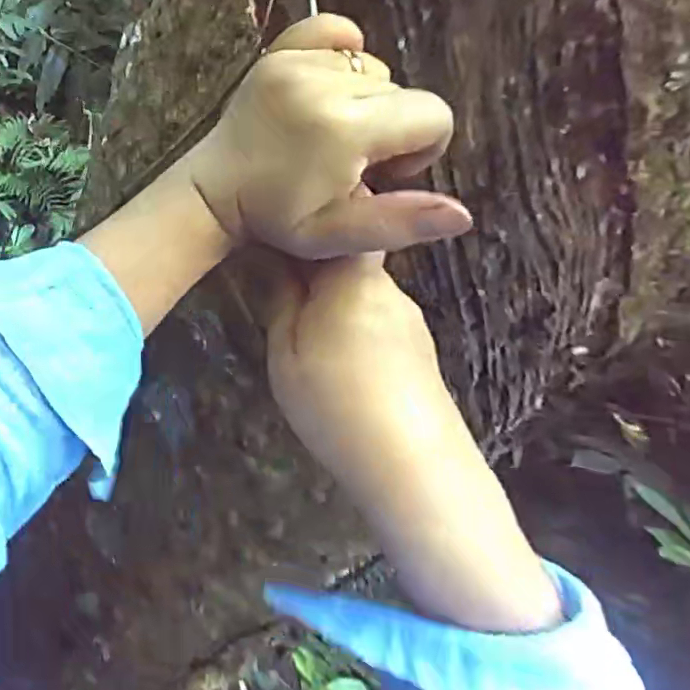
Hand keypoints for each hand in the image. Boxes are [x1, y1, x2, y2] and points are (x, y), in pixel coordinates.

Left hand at [182, 14, 471, 258]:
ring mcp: (295, 62)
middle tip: (350, 159)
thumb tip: (462, 214)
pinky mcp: (276, 53)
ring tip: (329, 133)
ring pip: (372, 68)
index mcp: (345, 128)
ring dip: (364, 98)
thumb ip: (400, 222)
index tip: (384, 173)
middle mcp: (323, 84)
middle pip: (402, 92)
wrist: (213, 190)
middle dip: (391, 127)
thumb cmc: (275, 217)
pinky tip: (326, 87)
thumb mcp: (337, 234)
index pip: (432, 115)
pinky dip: (339, 52)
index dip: (422, 148)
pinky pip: (331, 30)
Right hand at [265, 249, 563, 632]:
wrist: (416, 471)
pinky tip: (335, 358)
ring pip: (359, 291)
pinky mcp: (418, 352)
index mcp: (354, 277)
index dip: (311, 218)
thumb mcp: (284, 348)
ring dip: (330, 298)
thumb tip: (272, 259)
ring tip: (298, 327)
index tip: (276, 227)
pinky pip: (374, 319)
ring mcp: (409, 321)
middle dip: (311, 264)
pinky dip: (350, 323)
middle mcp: (388, 289)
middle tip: (272, 281)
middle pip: (347, 258)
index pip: (343, 220)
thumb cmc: (335, 400)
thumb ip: (280, 296)